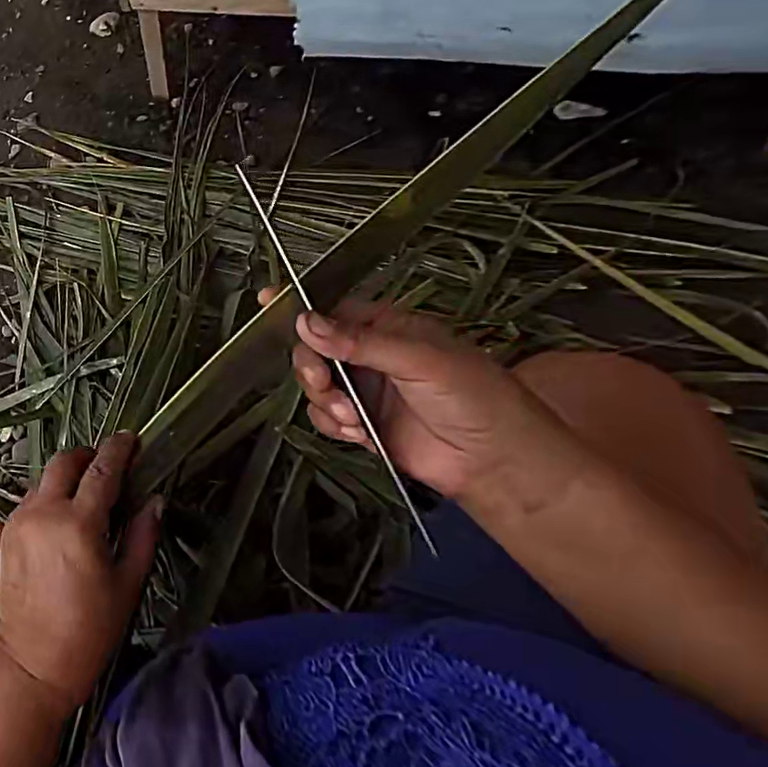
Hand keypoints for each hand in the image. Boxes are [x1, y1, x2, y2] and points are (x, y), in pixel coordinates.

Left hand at [0, 433, 161, 715]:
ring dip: (66, 477)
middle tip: (108, 463)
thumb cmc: (88, 628)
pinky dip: (49, 497)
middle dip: (87, 455)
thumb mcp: (127, 585)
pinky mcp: (5, 530)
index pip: (102, 471)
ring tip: (89, 496)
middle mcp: (44, 512)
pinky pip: (30, 500)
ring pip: (44, 480)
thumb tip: (155, 500)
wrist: (31, 656)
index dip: (118, 450)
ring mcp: (19, 519)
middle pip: (64, 462)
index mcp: (78, 524)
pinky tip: (64, 518)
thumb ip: (141, 536)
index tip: (131, 438)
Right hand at [261, 289, 573, 502]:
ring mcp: (364, 389)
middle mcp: (370, 356)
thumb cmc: (482, 402)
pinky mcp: (359, 421)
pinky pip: (322, 416)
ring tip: (353, 417)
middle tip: (324, 383)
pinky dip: (332, 424)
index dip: (299, 307)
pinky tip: (358, 431)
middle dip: (313, 369)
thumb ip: (361, 342)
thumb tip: (307, 323)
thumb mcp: (423, 361)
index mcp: (388, 329)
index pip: (333, 310)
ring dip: (325, 401)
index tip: (266, 300)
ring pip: (313, 384)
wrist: (501, 466)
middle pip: (312, 350)